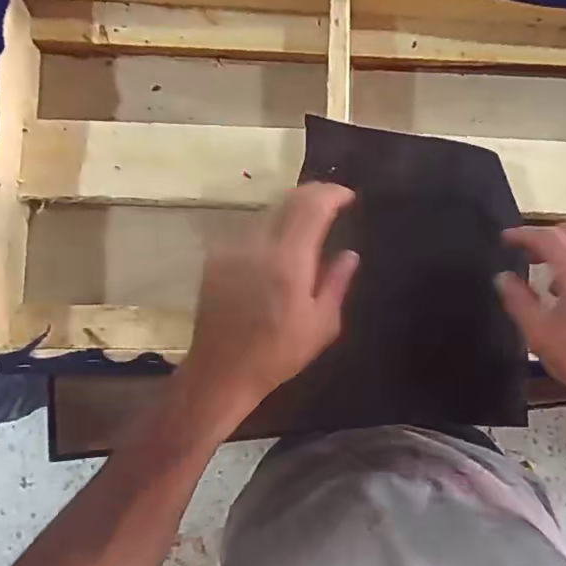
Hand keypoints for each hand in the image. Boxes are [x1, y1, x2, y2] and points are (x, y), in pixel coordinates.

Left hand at [179, 183, 360, 410]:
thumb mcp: (322, 325)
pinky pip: (249, 228)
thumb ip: (337, 282)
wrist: (221, 371)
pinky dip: (270, 225)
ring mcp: (232, 249)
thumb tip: (350, 254)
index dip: (332, 194)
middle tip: (333, 202)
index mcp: (288, 262)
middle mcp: (258, 246)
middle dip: (314, 194)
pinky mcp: (216, 258)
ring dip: (291, 208)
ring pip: (267, 211)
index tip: (348, 197)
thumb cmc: (278, 354)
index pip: (311, 207)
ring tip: (310, 221)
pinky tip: (279, 243)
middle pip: (288, 199)